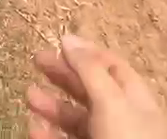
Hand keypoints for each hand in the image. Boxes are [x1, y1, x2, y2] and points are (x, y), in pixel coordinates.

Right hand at [27, 35, 166, 138]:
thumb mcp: (111, 102)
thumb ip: (89, 69)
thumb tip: (67, 38)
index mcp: (137, 102)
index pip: (113, 67)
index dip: (86, 52)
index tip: (57, 42)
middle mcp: (124, 121)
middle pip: (91, 89)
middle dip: (62, 74)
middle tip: (35, 62)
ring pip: (76, 118)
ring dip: (51, 105)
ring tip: (29, 98)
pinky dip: (49, 134)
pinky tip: (34, 130)